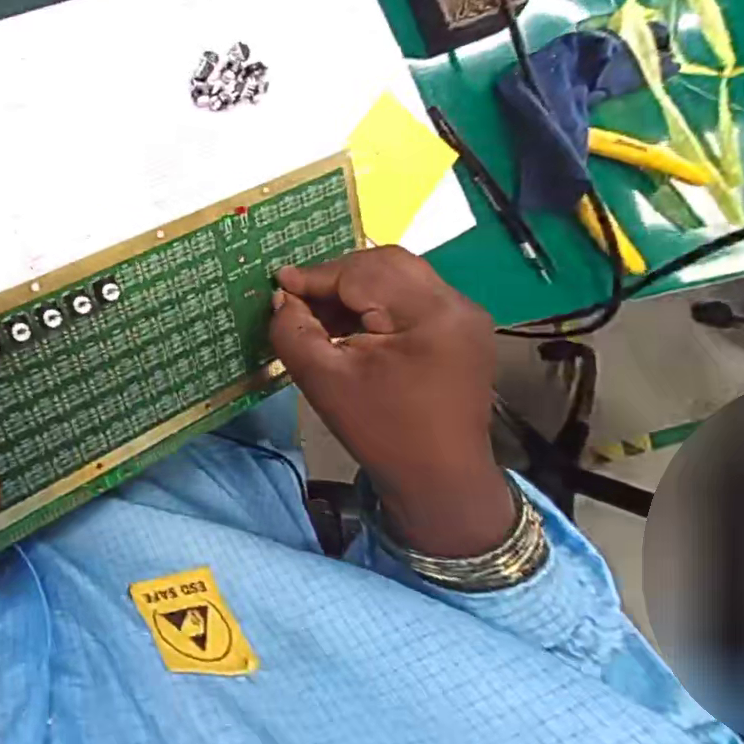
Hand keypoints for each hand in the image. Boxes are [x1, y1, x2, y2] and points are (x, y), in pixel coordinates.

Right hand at [268, 247, 513, 556]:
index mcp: (429, 314)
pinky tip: (351, 325)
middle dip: (337, 274)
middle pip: (386, 263)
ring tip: (322, 313)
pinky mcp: (461, 329)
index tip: (278, 283)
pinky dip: (375, 301)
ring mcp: (465, 316)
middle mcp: (456, 304)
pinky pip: (411, 295)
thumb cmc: (379, 430)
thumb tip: (283, 296)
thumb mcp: (321, 378)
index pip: (361, 272)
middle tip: (301, 297)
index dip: (315, 276)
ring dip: (355, 286)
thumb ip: (292, 330)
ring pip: (399, 275)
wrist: (439, 480)